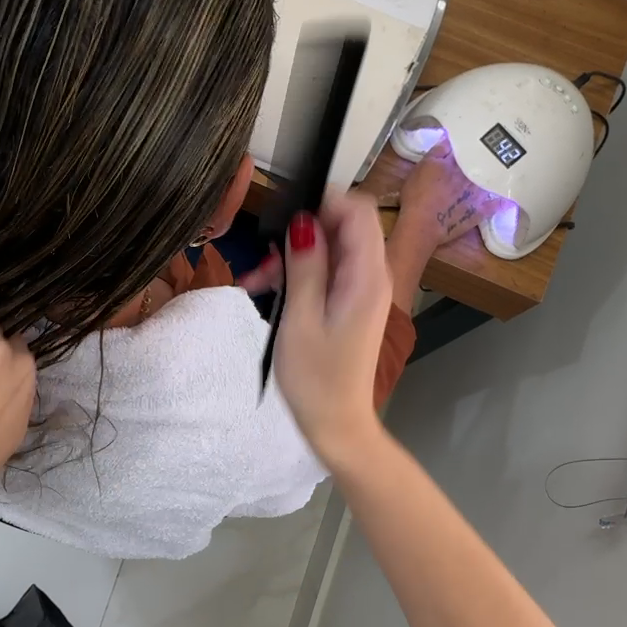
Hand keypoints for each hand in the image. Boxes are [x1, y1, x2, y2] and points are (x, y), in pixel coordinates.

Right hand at [273, 192, 397, 468]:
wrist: (335, 424)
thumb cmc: (315, 379)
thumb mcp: (300, 319)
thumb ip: (304, 266)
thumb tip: (303, 221)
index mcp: (366, 276)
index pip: (358, 210)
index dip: (322, 203)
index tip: (282, 219)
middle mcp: (370, 277)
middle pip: (340, 229)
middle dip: (298, 235)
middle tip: (261, 264)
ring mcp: (360, 292)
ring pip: (327, 252)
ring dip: (291, 260)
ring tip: (256, 284)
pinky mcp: (347, 307)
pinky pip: (325, 275)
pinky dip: (297, 278)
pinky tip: (268, 294)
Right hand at [393, 142, 501, 251]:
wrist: (420, 227)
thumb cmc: (417, 196)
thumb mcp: (422, 168)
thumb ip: (438, 151)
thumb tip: (451, 138)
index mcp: (460, 163)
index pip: (472, 150)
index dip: (475, 145)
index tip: (479, 140)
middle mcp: (474, 176)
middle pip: (487, 164)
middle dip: (491, 159)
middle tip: (497, 154)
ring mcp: (479, 195)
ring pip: (494, 181)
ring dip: (500, 177)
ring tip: (507, 171)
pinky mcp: (479, 213)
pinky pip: (496, 205)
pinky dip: (503, 201)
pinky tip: (509, 197)